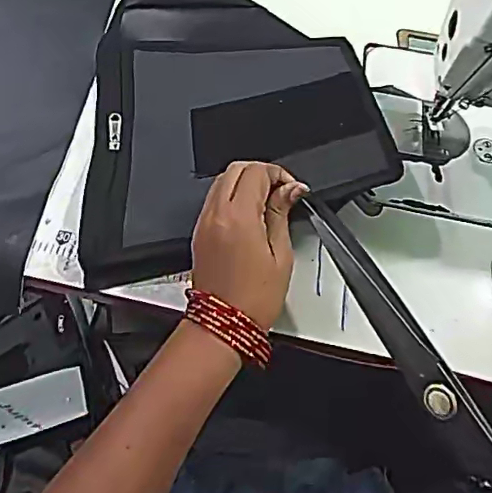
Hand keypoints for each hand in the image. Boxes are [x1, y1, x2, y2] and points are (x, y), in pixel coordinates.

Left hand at [190, 162, 306, 330]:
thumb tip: (291, 190)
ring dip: (244, 183)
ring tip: (267, 203)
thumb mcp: (280, 255)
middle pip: (235, 169)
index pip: (255, 172)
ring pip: (222, 181)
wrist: (223, 323)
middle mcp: (216, 215)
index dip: (278, 174)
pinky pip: (214, 200)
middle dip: (260, 173)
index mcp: (238, 217)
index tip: (292, 188)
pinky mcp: (199, 232)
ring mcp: (204, 222)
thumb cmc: (252, 299)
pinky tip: (249, 215)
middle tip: (281, 191)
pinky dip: (231, 197)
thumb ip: (281, 214)